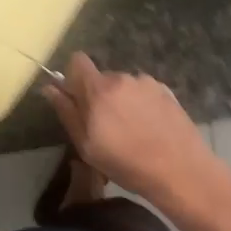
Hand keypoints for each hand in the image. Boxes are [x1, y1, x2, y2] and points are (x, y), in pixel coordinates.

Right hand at [42, 53, 230, 220]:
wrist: (180, 170)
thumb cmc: (126, 163)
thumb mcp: (87, 145)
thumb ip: (67, 112)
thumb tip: (50, 88)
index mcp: (99, 89)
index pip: (77, 61)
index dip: (73, 78)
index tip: (77, 101)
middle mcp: (123, 78)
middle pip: (102, 78)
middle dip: (99, 96)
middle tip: (106, 128)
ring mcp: (147, 83)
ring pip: (124, 86)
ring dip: (121, 101)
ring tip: (132, 132)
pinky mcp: (167, 91)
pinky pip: (144, 92)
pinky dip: (141, 105)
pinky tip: (150, 129)